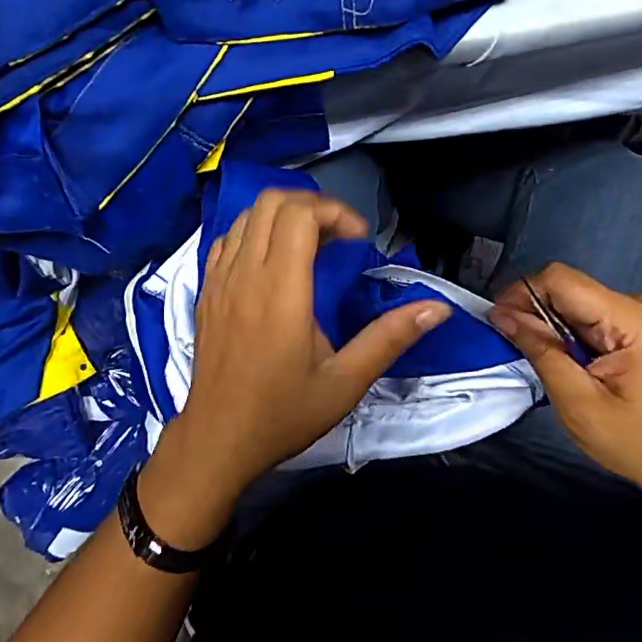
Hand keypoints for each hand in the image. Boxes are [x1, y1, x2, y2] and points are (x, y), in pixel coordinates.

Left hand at [140, 190, 451, 547]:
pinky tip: (272, 259)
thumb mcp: (345, 383)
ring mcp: (219, 279)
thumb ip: (389, 338)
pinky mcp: (206, 289)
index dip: (335, 212)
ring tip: (311, 242)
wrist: (217, 439)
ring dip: (283, 214)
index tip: (358, 240)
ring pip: (247, 215)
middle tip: (338, 235)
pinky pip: (227, 238)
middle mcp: (245, 274)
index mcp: (280, 291)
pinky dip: (254, 231)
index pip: (300, 215)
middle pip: (272, 201)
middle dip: (312, 204)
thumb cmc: (282, 413)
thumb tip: (436, 309)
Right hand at [493, 263, 641, 505]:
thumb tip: (501, 314)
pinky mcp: (641, 330)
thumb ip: (540, 351)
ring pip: (575, 301)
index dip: (522, 293)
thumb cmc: (641, 444)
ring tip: (541, 359)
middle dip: (533, 311)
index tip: (500, 323)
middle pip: (568, 288)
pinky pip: (590, 316)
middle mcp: (640, 307)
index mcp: (633, 320)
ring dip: (550, 324)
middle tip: (514, 346)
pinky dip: (568, 333)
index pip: (561, 280)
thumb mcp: (579, 403)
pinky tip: (566, 362)